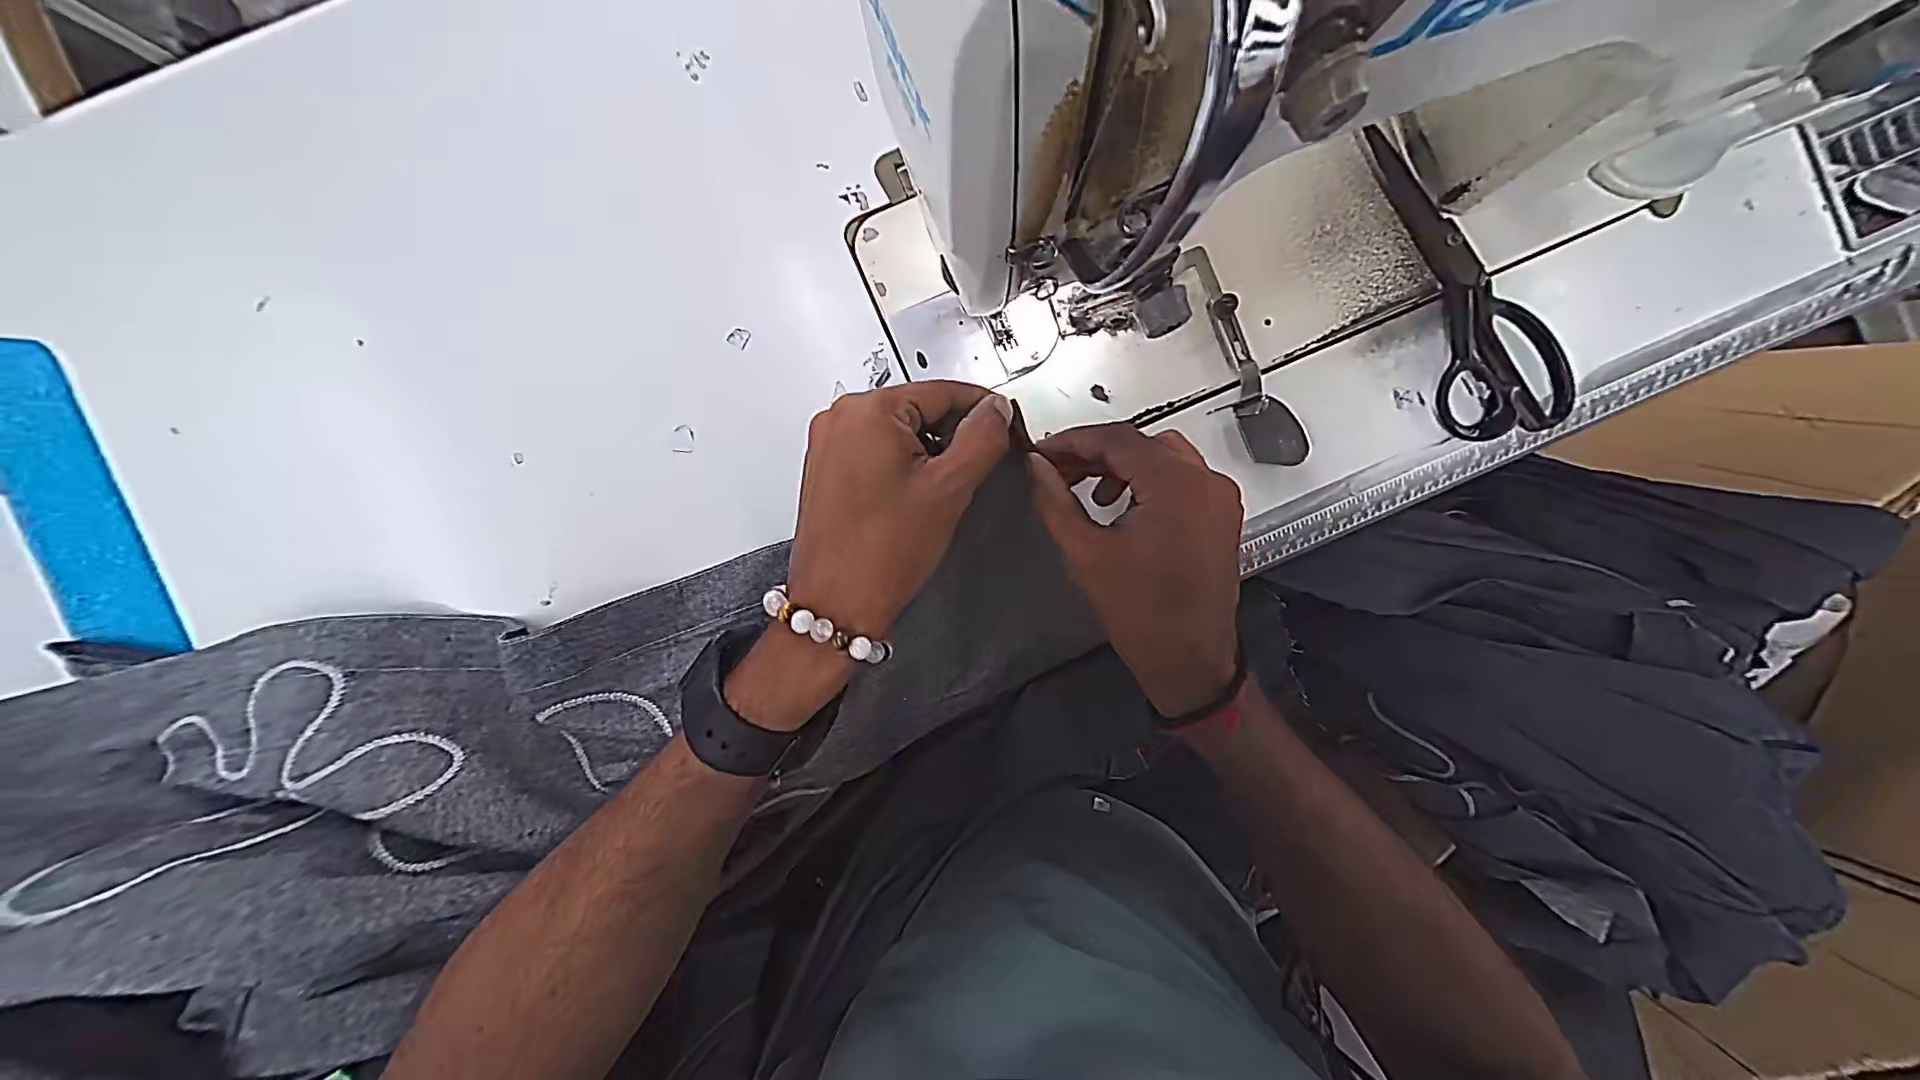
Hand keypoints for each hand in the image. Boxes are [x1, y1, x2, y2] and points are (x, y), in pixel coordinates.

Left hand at [725, 381, 1012, 730]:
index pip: (943, 390)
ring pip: (898, 430)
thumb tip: (995, 410)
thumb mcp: (950, 487)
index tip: (1005, 423)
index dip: (983, 408)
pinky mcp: (826, 469)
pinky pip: (876, 451)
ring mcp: (828, 444)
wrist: (837, 602)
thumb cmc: (878, 553)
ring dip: (928, 452)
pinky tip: (913, 499)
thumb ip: (982, 437)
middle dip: (953, 433)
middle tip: (975, 467)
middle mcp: (840, 419)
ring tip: (938, 492)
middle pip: (919, 407)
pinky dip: (902, 465)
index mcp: (867, 411)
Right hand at [1027, 424, 1242, 715]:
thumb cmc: (1146, 616)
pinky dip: (1146, 482)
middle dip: (1094, 453)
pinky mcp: (1220, 516)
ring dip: (1120, 465)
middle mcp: (1206, 483)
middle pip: (1140, 442)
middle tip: (1058, 469)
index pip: (1116, 439)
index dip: (1072, 441)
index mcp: (1176, 485)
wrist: (1190, 660)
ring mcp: (1218, 499)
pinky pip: (1181, 480)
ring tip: (1086, 488)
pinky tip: (1120, 506)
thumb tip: (1038, 468)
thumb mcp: (1086, 553)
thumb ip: (1055, 501)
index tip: (1045, 451)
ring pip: (1162, 457)